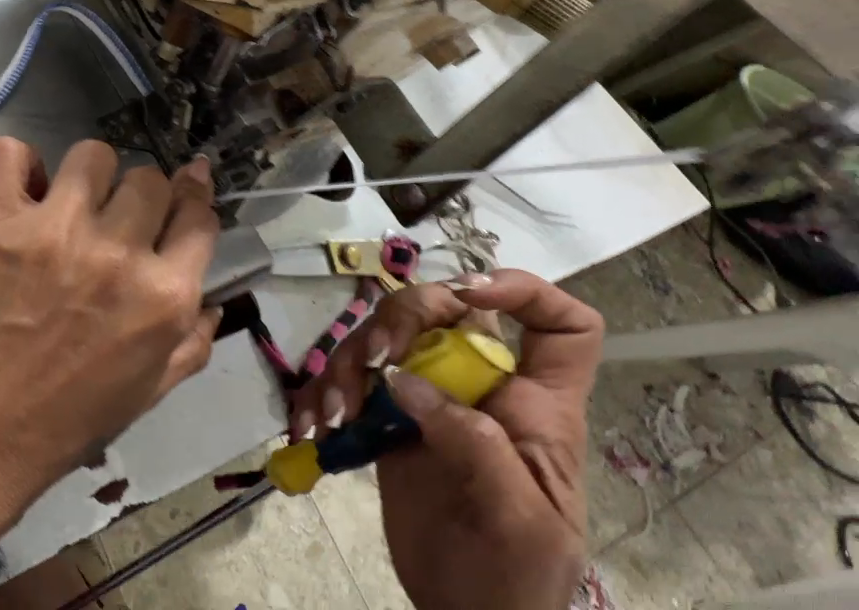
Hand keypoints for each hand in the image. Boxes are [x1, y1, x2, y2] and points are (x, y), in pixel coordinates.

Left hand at [0, 138, 222, 537]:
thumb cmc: (73, 416)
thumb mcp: (154, 388)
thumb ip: (194, 339)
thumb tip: (214, 296)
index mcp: (166, 296)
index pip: (197, 215)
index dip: (192, 198)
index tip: (184, 187)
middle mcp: (118, 254)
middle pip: (148, 179)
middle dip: (139, 195)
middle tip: (115, 216)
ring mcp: (55, 231)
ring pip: (91, 156)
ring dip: (88, 175)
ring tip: (70, 200)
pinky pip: (11, 154)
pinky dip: (18, 162)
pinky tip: (23, 188)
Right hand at [289, 270, 602, 609]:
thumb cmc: (516, 578)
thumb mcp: (520, 518)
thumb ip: (475, 442)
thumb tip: (404, 382)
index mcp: (535, 407)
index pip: (561, 328)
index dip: (527, 292)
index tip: (470, 294)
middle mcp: (480, 390)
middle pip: (444, 311)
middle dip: (400, 317)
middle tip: (372, 360)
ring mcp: (428, 403)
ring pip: (384, 341)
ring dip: (347, 366)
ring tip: (332, 418)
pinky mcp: (384, 423)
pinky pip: (346, 385)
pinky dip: (319, 398)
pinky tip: (310, 429)